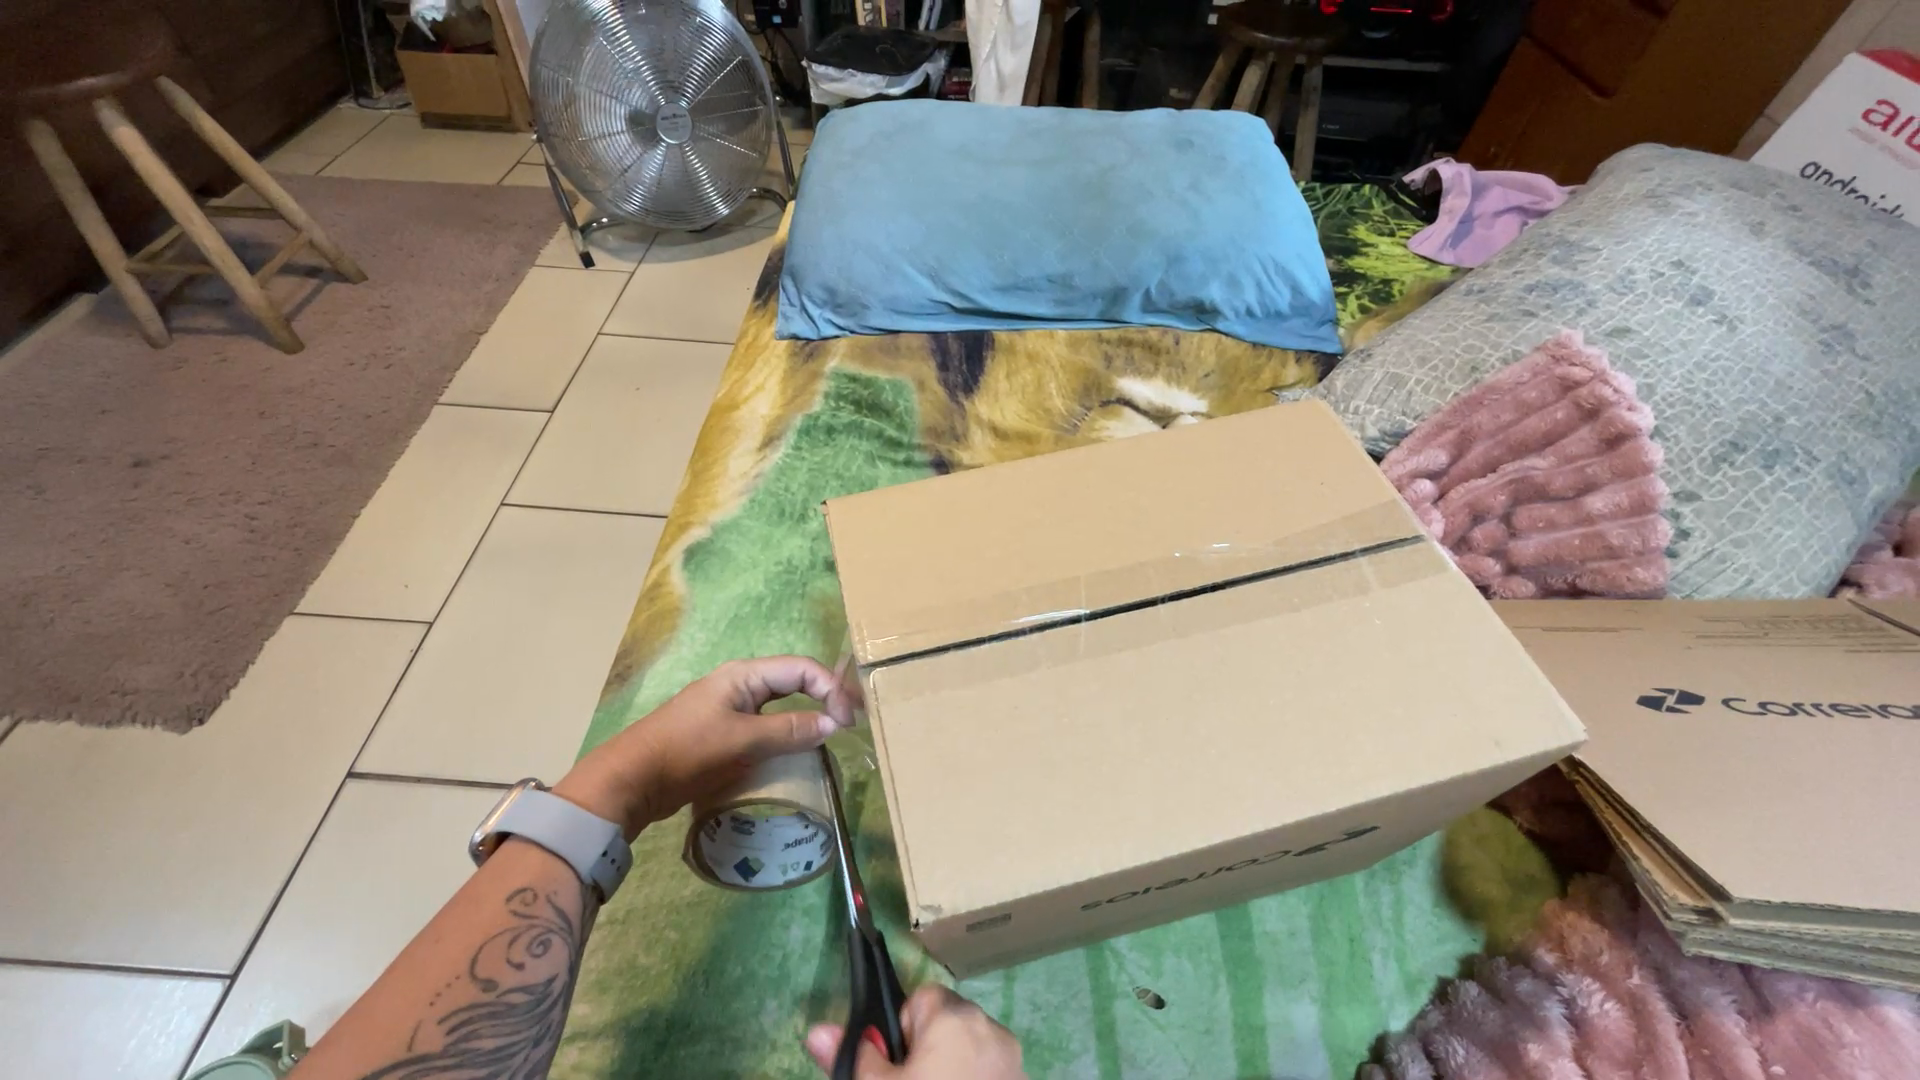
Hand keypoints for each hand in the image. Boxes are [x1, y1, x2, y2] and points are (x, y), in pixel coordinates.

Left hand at [554, 656, 856, 838]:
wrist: (632, 781)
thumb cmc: (688, 751)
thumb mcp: (743, 740)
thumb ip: (790, 730)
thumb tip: (833, 724)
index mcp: (745, 675)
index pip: (802, 669)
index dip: (831, 689)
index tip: (848, 720)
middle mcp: (741, 684)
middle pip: (794, 681)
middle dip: (825, 696)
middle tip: (851, 720)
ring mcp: (731, 707)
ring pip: (782, 703)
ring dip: (808, 713)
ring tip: (832, 732)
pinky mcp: (724, 732)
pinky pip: (768, 723)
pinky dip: (789, 730)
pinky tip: (798, 748)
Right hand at [804, 986, 1024, 1078]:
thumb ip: (852, 1054)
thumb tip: (817, 1031)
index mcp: (953, 1015)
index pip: (920, 999)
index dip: (903, 1032)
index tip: (898, 1065)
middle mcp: (988, 1026)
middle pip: (946, 1024)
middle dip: (928, 1052)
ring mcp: (1012, 1058)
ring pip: (969, 1049)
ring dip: (953, 1069)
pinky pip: (990, 1071)